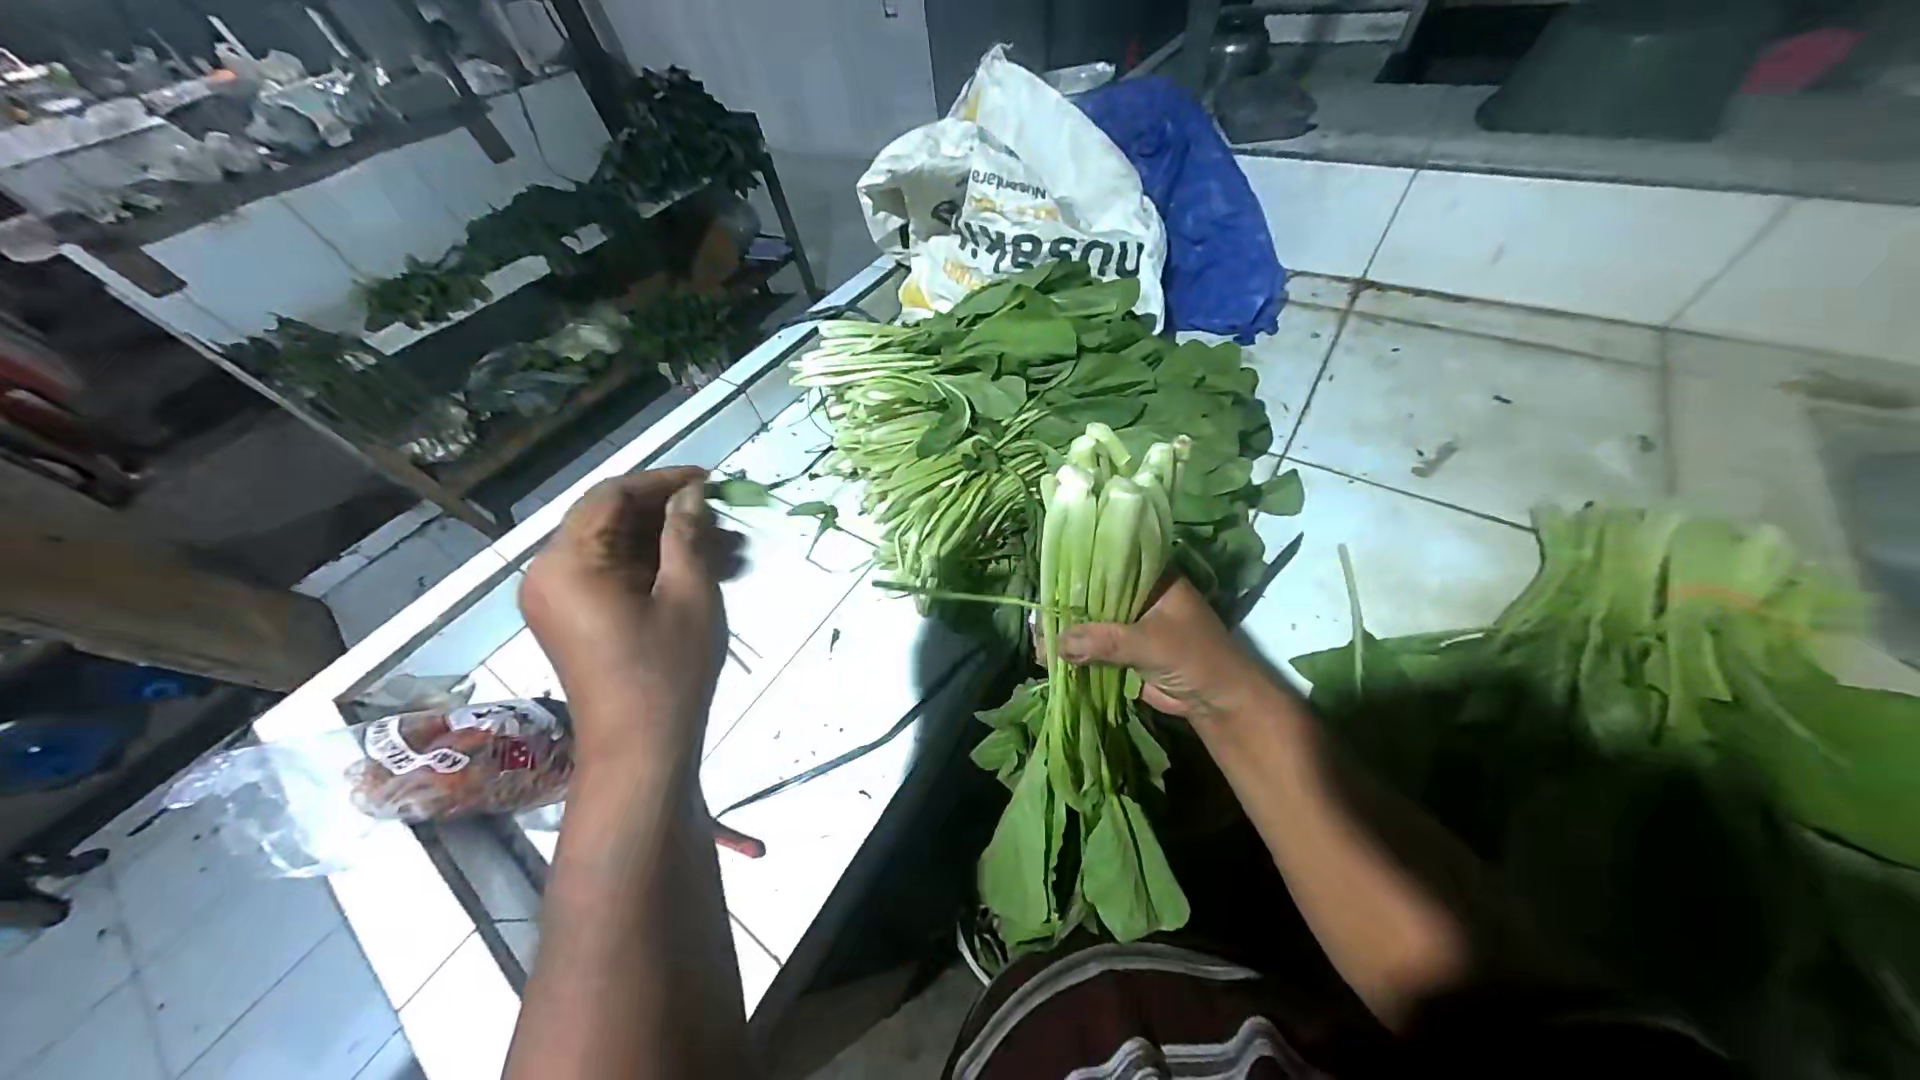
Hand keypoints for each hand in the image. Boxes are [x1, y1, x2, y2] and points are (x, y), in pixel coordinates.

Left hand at [520, 468, 738, 769]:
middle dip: (670, 515)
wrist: (641, 750)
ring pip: (617, 548)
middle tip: (724, 520)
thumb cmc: (667, 670)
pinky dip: (653, 568)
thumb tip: (691, 494)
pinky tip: (701, 573)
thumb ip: (687, 534)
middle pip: (611, 520)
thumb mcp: (689, 594)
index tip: (710, 481)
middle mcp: (549, 573)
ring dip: (668, 543)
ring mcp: (558, 598)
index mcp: (567, 562)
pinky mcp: (574, 617)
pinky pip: (613, 575)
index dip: (663, 481)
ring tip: (726, 551)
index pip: (612, 496)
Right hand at [1056, 576, 1281, 723]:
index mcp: (1152, 578)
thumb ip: (1106, 641)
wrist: (1219, 702)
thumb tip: (1057, 642)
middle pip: (1095, 594)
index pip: (1109, 564)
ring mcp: (1130, 621)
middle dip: (1067, 608)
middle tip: (1037, 618)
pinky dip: (1075, 651)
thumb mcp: (1151, 644)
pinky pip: (1093, 645)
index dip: (1080, 572)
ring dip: (1068, 632)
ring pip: (1091, 621)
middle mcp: (1138, 594)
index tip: (1050, 582)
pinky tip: (1049, 655)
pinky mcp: (1123, 648)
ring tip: (1037, 640)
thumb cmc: (1196, 659)